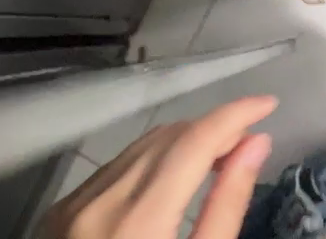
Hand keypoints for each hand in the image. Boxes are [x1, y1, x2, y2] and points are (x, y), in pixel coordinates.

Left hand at [46, 96, 275, 238]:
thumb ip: (226, 207)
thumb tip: (256, 144)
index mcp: (137, 220)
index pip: (195, 140)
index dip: (235, 114)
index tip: (269, 105)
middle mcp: (99, 201)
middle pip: (168, 137)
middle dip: (213, 129)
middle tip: (248, 141)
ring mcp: (71, 207)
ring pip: (140, 148)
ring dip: (183, 142)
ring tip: (217, 156)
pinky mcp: (56, 216)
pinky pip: (114, 169)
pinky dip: (150, 162)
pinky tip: (169, 180)